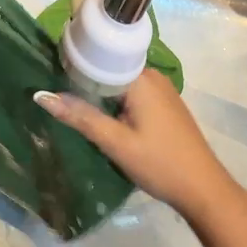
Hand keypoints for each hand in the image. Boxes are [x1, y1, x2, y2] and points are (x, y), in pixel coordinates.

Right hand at [35, 68, 239, 219]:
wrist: (204, 190)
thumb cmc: (160, 164)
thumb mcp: (116, 143)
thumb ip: (81, 117)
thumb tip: (42, 95)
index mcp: (139, 77)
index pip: (99, 56)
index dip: (74, 59)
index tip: (51, 66)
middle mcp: (151, 74)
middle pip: (109, 67)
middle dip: (85, 76)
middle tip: (57, 85)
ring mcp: (161, 88)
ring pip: (120, 80)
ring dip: (100, 89)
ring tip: (73, 99)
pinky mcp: (165, 103)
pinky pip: (133, 90)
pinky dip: (115, 97)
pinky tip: (104, 114)